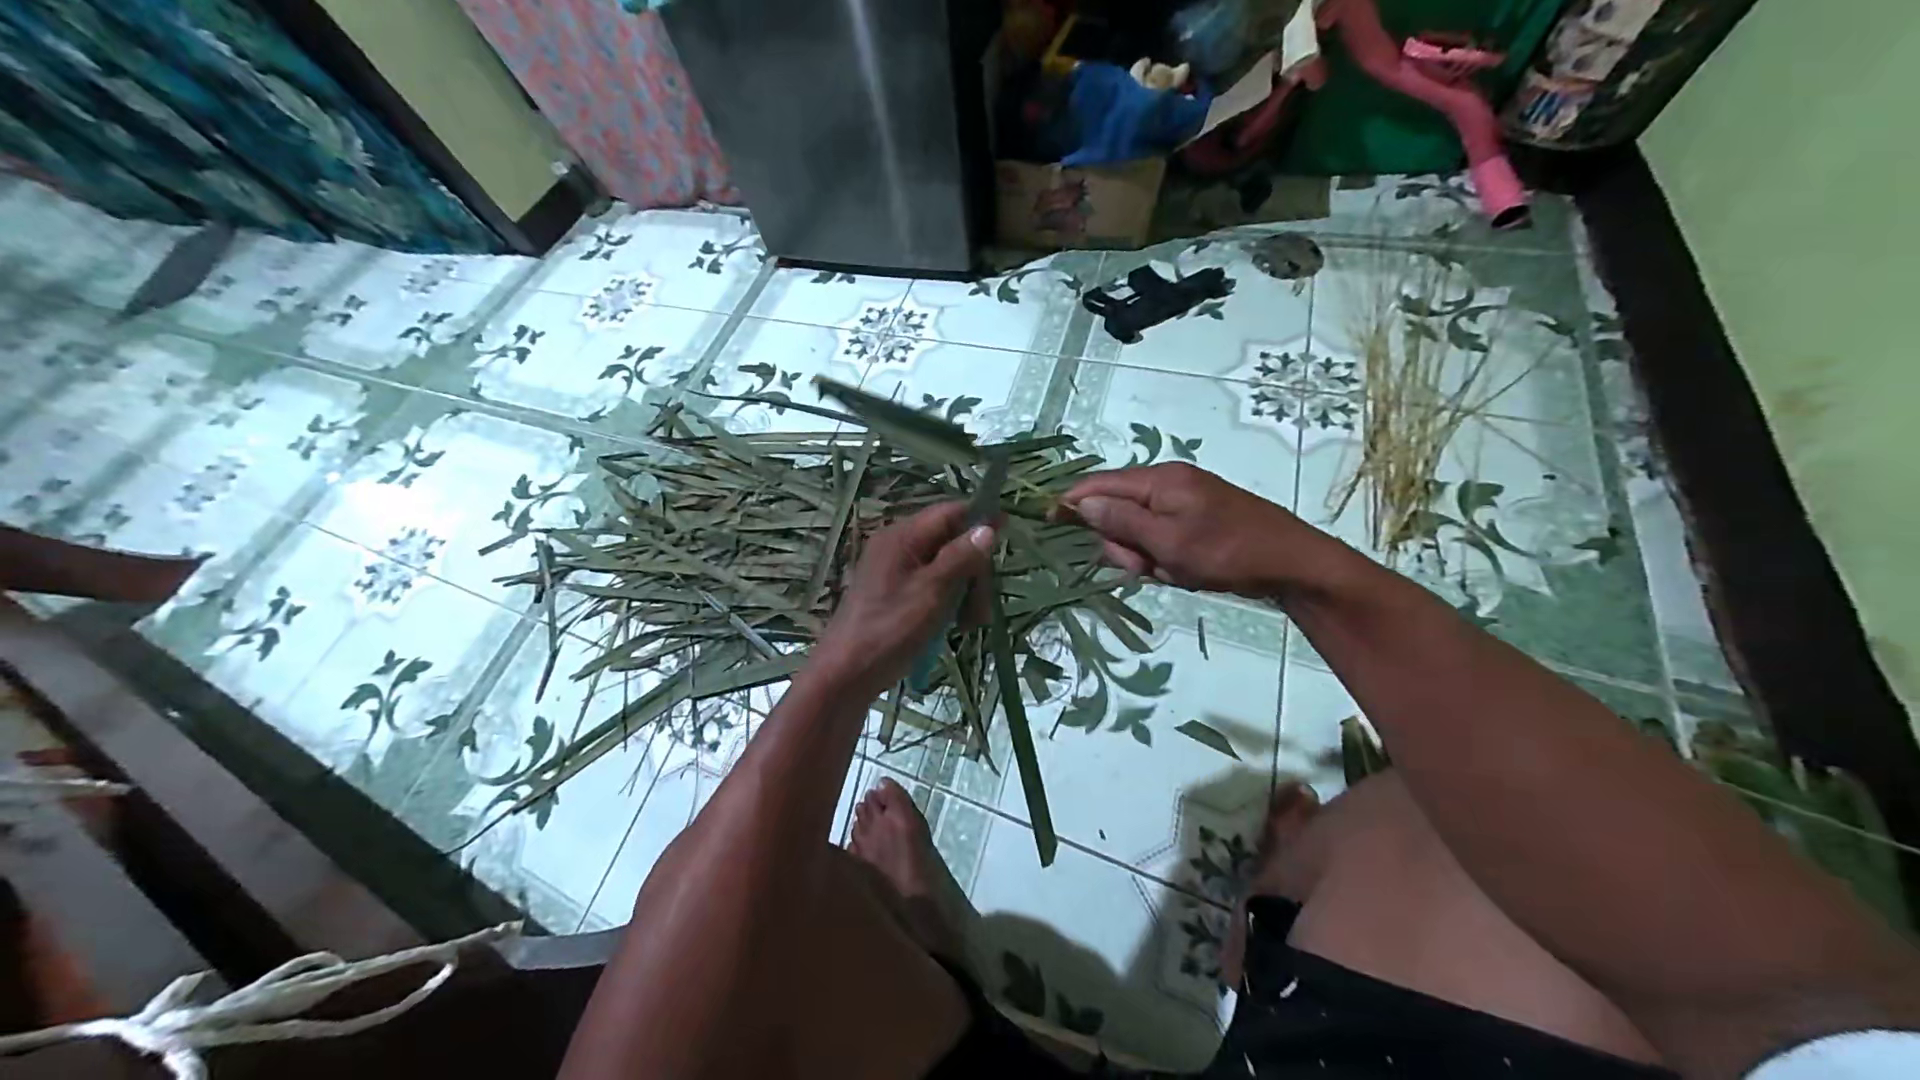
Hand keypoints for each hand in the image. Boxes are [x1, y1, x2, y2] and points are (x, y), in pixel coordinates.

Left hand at [809, 501, 995, 697]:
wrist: (847, 673)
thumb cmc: (889, 629)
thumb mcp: (932, 591)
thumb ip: (961, 557)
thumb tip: (987, 527)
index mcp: (902, 536)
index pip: (949, 512)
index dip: (979, 520)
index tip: (1008, 533)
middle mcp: (898, 546)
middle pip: (951, 541)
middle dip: (974, 571)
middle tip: (980, 609)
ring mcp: (895, 570)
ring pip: (946, 567)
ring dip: (964, 591)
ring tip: (968, 624)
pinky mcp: (895, 593)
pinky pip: (932, 585)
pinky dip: (948, 602)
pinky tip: (953, 626)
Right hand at [1058, 463, 1356, 599]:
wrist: (1293, 564)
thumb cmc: (1228, 552)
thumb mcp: (1168, 541)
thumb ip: (1121, 521)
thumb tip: (1080, 503)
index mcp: (1160, 479)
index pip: (1099, 485)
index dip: (1070, 503)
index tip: (1049, 524)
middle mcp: (1168, 483)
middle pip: (1116, 510)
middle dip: (1121, 543)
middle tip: (1144, 567)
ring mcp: (1183, 502)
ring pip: (1137, 529)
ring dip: (1143, 556)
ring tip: (1171, 571)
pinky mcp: (1195, 520)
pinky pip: (1160, 538)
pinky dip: (1162, 558)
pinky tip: (1183, 571)